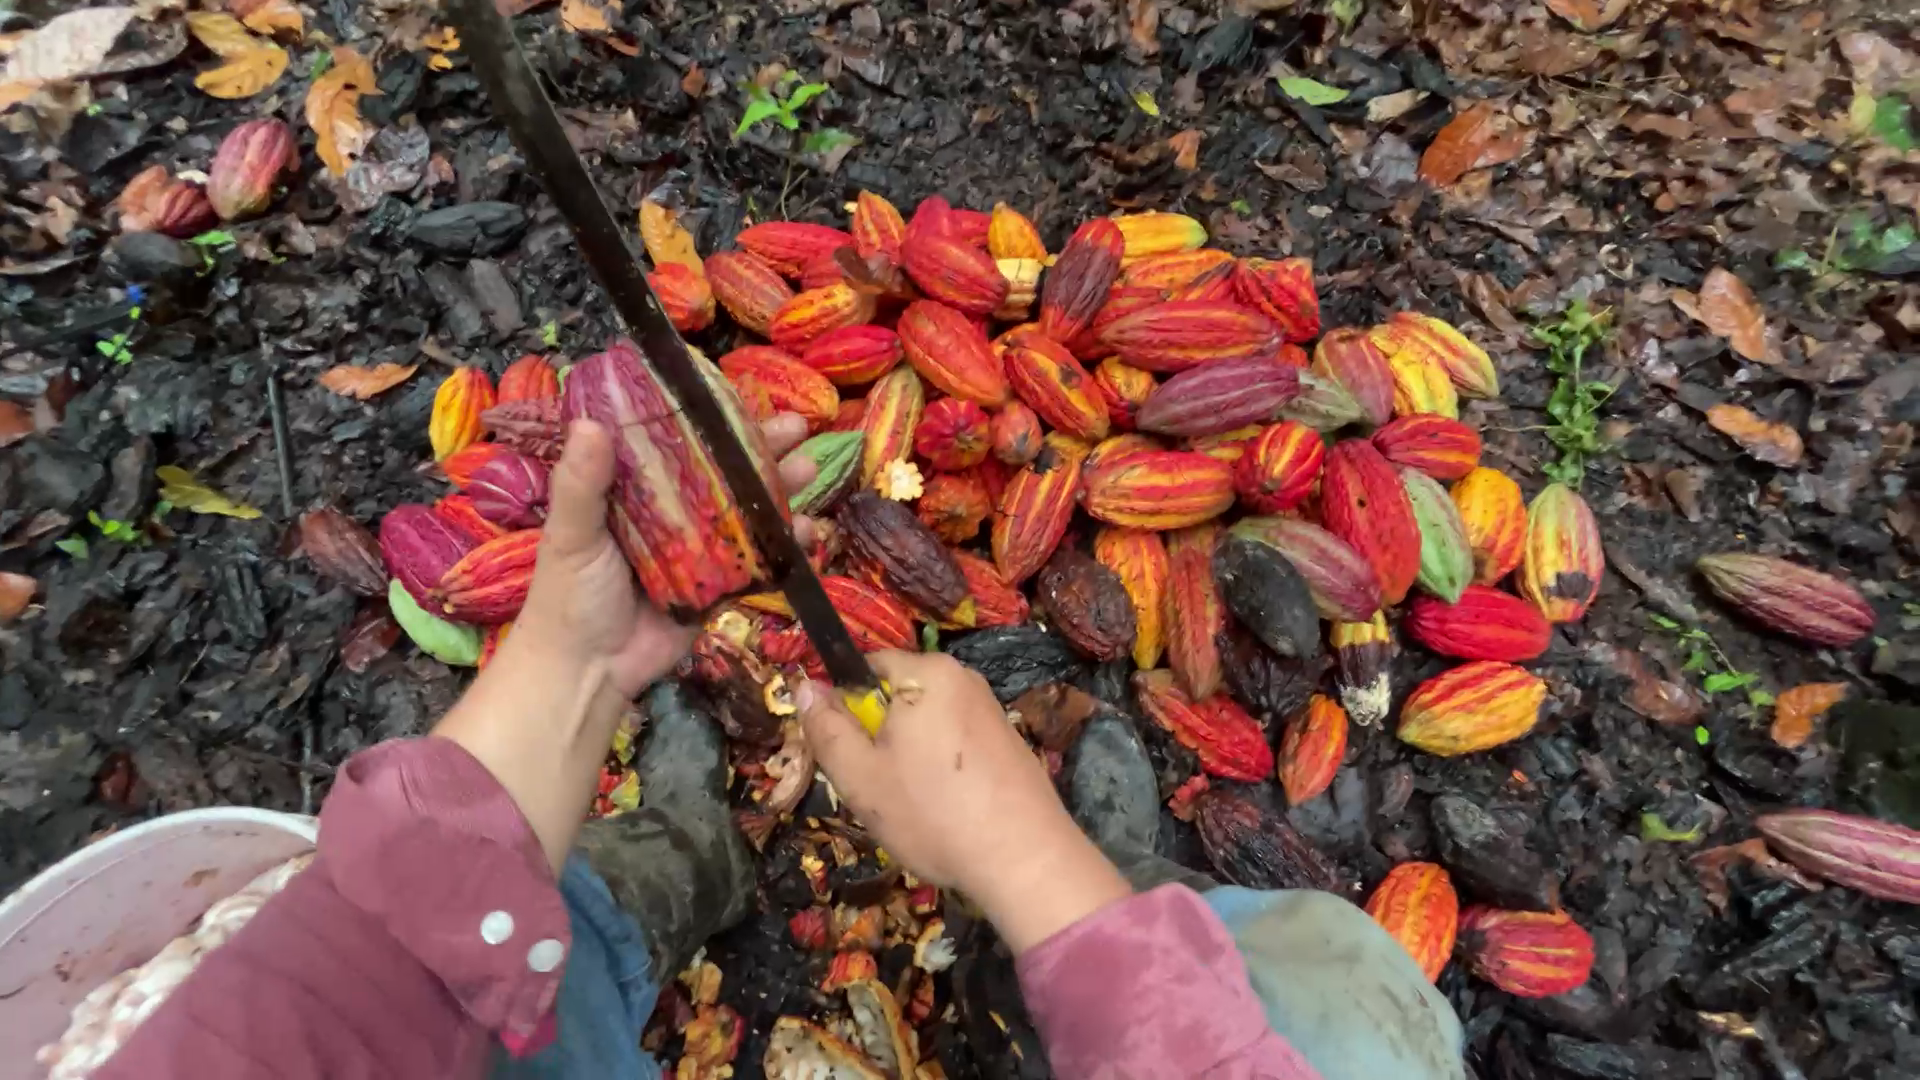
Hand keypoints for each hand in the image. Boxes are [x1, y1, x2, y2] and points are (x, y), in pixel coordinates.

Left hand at [511, 413, 815, 697]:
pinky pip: (760, 559)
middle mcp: (676, 513)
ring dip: (783, 491)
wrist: (588, 670)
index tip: (743, 399)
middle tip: (799, 430)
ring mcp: (704, 548)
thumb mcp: (571, 535)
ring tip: (810, 470)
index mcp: (638, 491)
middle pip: (727, 473)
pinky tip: (807, 532)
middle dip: (764, 451)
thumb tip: (594, 423)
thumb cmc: (569, 596)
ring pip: (750, 511)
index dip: (713, 422)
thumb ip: (582, 485)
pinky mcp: (723, 584)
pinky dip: (786, 546)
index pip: (682, 444)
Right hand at [797, 651, 1131, 953]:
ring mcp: (991, 706)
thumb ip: (827, 728)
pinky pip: (956, 738)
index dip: (846, 707)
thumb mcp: (861, 777)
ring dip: (910, 753)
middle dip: (880, 734)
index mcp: (928, 672)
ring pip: (927, 720)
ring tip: (915, 802)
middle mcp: (963, 676)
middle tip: (879, 786)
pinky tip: (948, 807)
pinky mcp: (1008, 737)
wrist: (1024, 858)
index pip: (867, 666)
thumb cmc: (933, 812)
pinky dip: (942, 765)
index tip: (848, 751)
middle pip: (899, 694)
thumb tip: (806, 685)